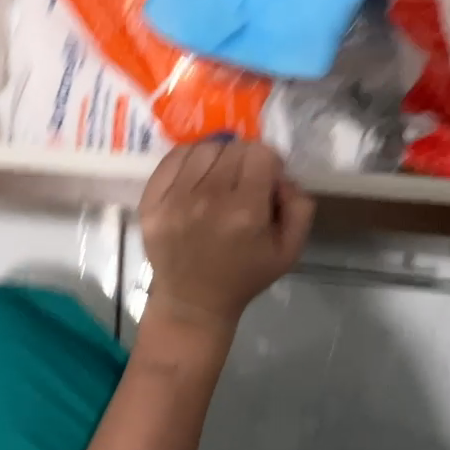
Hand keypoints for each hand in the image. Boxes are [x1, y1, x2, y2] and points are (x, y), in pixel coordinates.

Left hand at [139, 139, 314, 331]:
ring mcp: (174, 198)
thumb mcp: (288, 251)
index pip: (259, 154)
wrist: (193, 301)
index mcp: (245, 213)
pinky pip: (173, 157)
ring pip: (203, 148)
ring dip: (216, 157)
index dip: (268, 161)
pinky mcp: (151, 199)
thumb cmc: (243, 275)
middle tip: (243, 179)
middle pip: (231, 148)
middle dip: (244, 159)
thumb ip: (298, 207)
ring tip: (218, 177)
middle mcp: (208, 199)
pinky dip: (189, 159)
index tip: (266, 177)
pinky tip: (195, 176)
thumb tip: (282, 175)